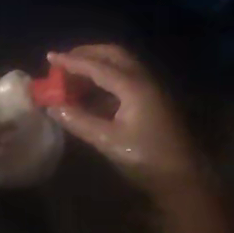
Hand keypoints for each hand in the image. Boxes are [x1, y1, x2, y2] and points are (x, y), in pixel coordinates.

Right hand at [46, 45, 207, 202]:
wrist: (184, 178)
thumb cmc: (147, 159)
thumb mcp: (108, 142)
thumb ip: (79, 121)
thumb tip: (52, 107)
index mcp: (133, 86)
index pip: (97, 66)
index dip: (71, 61)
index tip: (50, 56)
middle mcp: (143, 80)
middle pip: (113, 55)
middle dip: (87, 54)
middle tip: (63, 61)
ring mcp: (151, 89)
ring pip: (121, 65)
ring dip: (97, 65)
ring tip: (73, 75)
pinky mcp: (152, 101)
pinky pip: (126, 78)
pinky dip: (105, 79)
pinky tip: (90, 94)